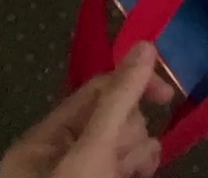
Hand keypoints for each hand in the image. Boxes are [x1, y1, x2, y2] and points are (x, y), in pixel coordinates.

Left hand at [1, 42, 175, 177]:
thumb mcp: (94, 153)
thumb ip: (120, 98)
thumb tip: (146, 42)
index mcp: (40, 141)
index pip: (98, 90)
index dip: (134, 86)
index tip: (168, 95)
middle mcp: (57, 154)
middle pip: (115, 114)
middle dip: (132, 133)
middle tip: (125, 159)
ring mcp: (79, 174)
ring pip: (127, 138)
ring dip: (138, 153)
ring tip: (133, 175)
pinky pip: (130, 160)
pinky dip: (140, 166)